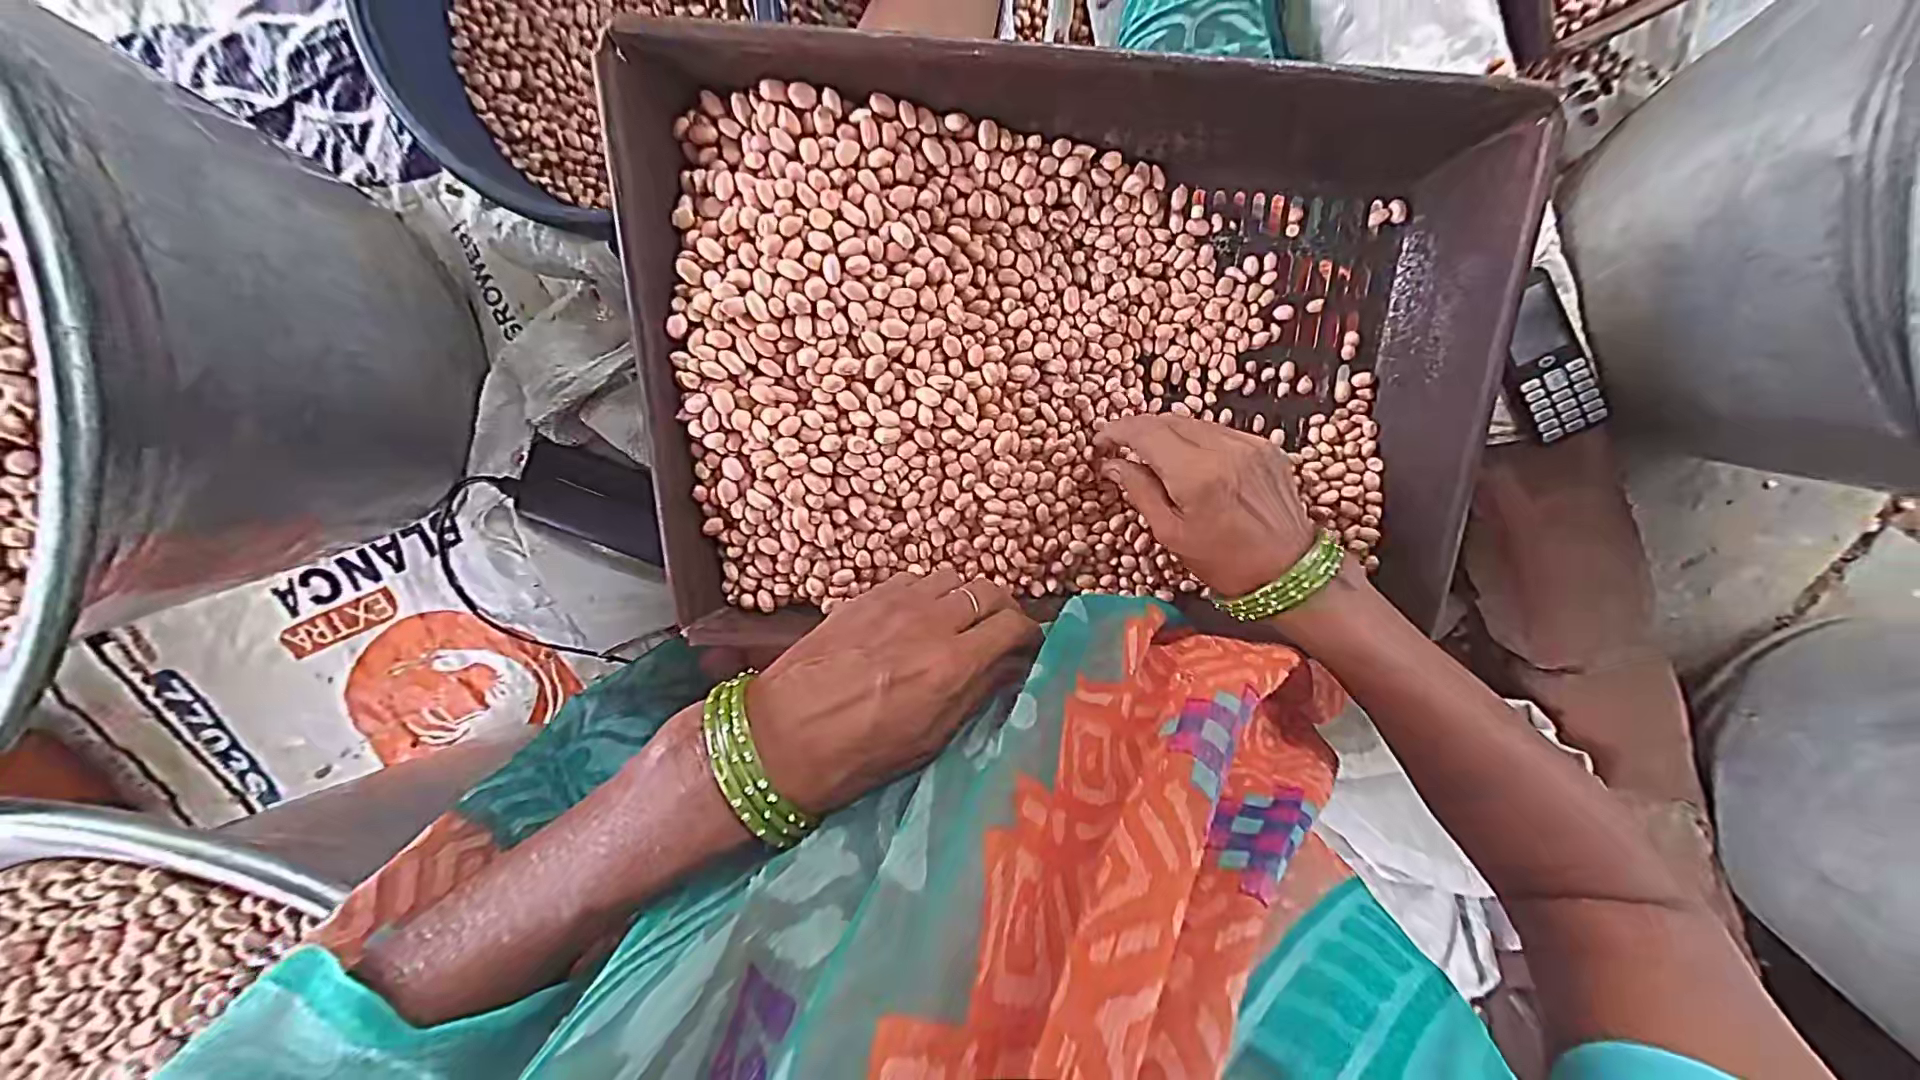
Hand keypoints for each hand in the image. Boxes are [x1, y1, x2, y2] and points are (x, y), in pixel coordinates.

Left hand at [745, 570, 1039, 813]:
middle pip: (989, 591)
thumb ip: (976, 692)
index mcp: (951, 664)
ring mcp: (895, 601)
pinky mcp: (866, 595)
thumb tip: (1009, 666)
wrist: (779, 736)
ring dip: (966, 597)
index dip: (1030, 634)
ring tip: (959, 623)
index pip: (1013, 625)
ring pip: (953, 577)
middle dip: (1003, 610)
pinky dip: (930, 592)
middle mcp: (929, 621)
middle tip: (1000, 633)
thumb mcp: (930, 738)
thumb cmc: (858, 755)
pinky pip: (915, 578)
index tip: (1029, 647)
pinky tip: (919, 615)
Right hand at [1095, 414, 1318, 597]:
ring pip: (1193, 422)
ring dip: (1166, 433)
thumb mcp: (1170, 533)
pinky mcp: (1265, 447)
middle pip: (1168, 419)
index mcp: (1196, 475)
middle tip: (1121, 447)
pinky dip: (1195, 439)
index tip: (1102, 441)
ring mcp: (1249, 444)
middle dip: (1139, 429)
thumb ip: (1140, 491)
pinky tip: (1188, 461)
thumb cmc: (1224, 561)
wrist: (1288, 571)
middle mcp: (1224, 450)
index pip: (1146, 432)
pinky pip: (1218, 431)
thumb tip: (1114, 464)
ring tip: (1152, 455)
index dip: (1117, 430)